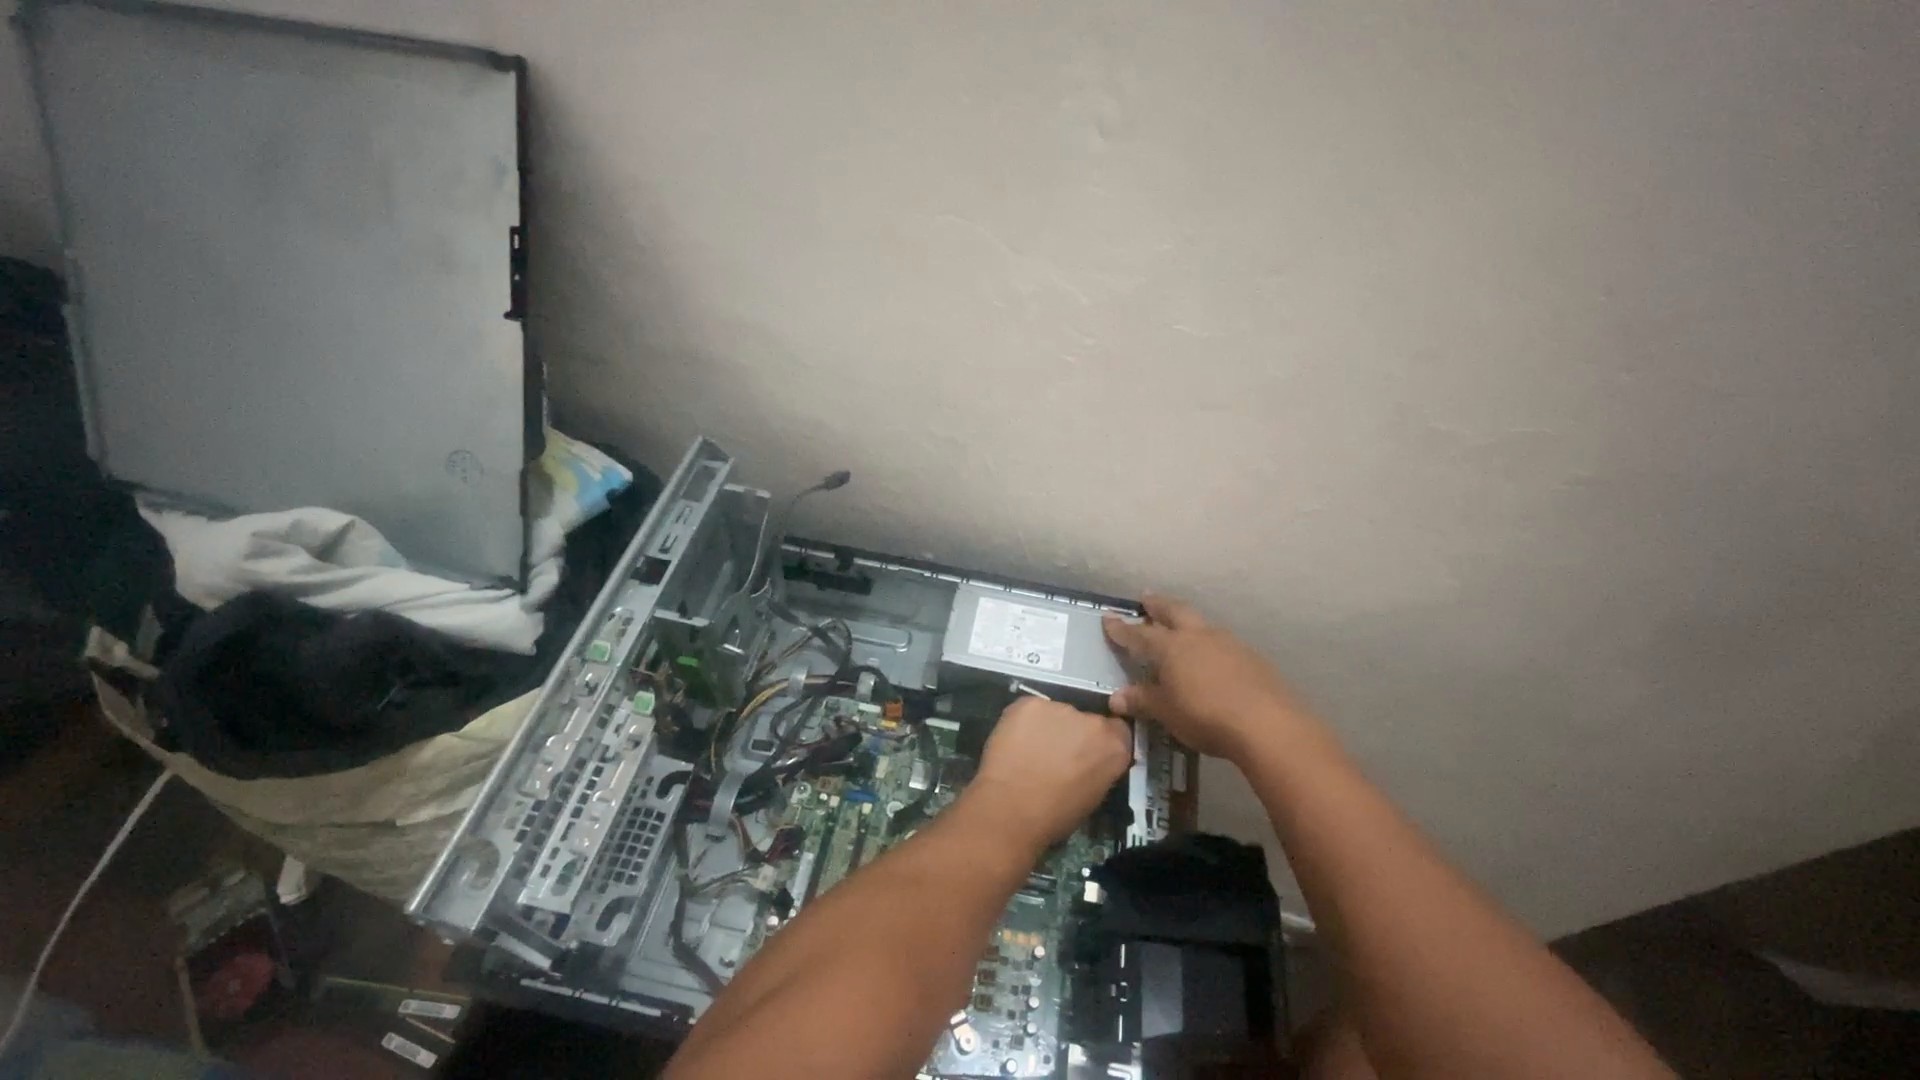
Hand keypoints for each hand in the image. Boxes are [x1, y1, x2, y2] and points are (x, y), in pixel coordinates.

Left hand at [963, 698, 1132, 849]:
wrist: (1011, 809)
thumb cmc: (1054, 816)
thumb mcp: (1092, 796)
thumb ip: (1097, 769)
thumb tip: (1088, 763)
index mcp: (1114, 746)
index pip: (1117, 731)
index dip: (1100, 742)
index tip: (1086, 753)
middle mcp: (1092, 721)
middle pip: (1086, 720)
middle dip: (1074, 733)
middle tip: (1056, 755)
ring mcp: (1060, 708)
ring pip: (1056, 714)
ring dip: (1049, 727)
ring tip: (1030, 751)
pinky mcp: (1028, 703)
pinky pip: (1030, 710)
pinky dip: (1024, 724)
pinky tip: (1014, 743)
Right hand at [1103, 594, 1318, 763]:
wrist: (1267, 724)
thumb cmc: (1206, 716)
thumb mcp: (1166, 712)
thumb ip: (1142, 700)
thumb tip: (1115, 698)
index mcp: (1171, 648)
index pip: (1139, 634)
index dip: (1122, 628)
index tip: (1108, 617)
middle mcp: (1198, 636)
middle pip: (1174, 612)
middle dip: (1158, 605)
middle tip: (1146, 597)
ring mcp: (1228, 643)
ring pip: (1201, 624)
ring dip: (1187, 621)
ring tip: (1180, 625)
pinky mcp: (1251, 657)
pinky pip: (1222, 641)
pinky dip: (1209, 642)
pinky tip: (1211, 655)